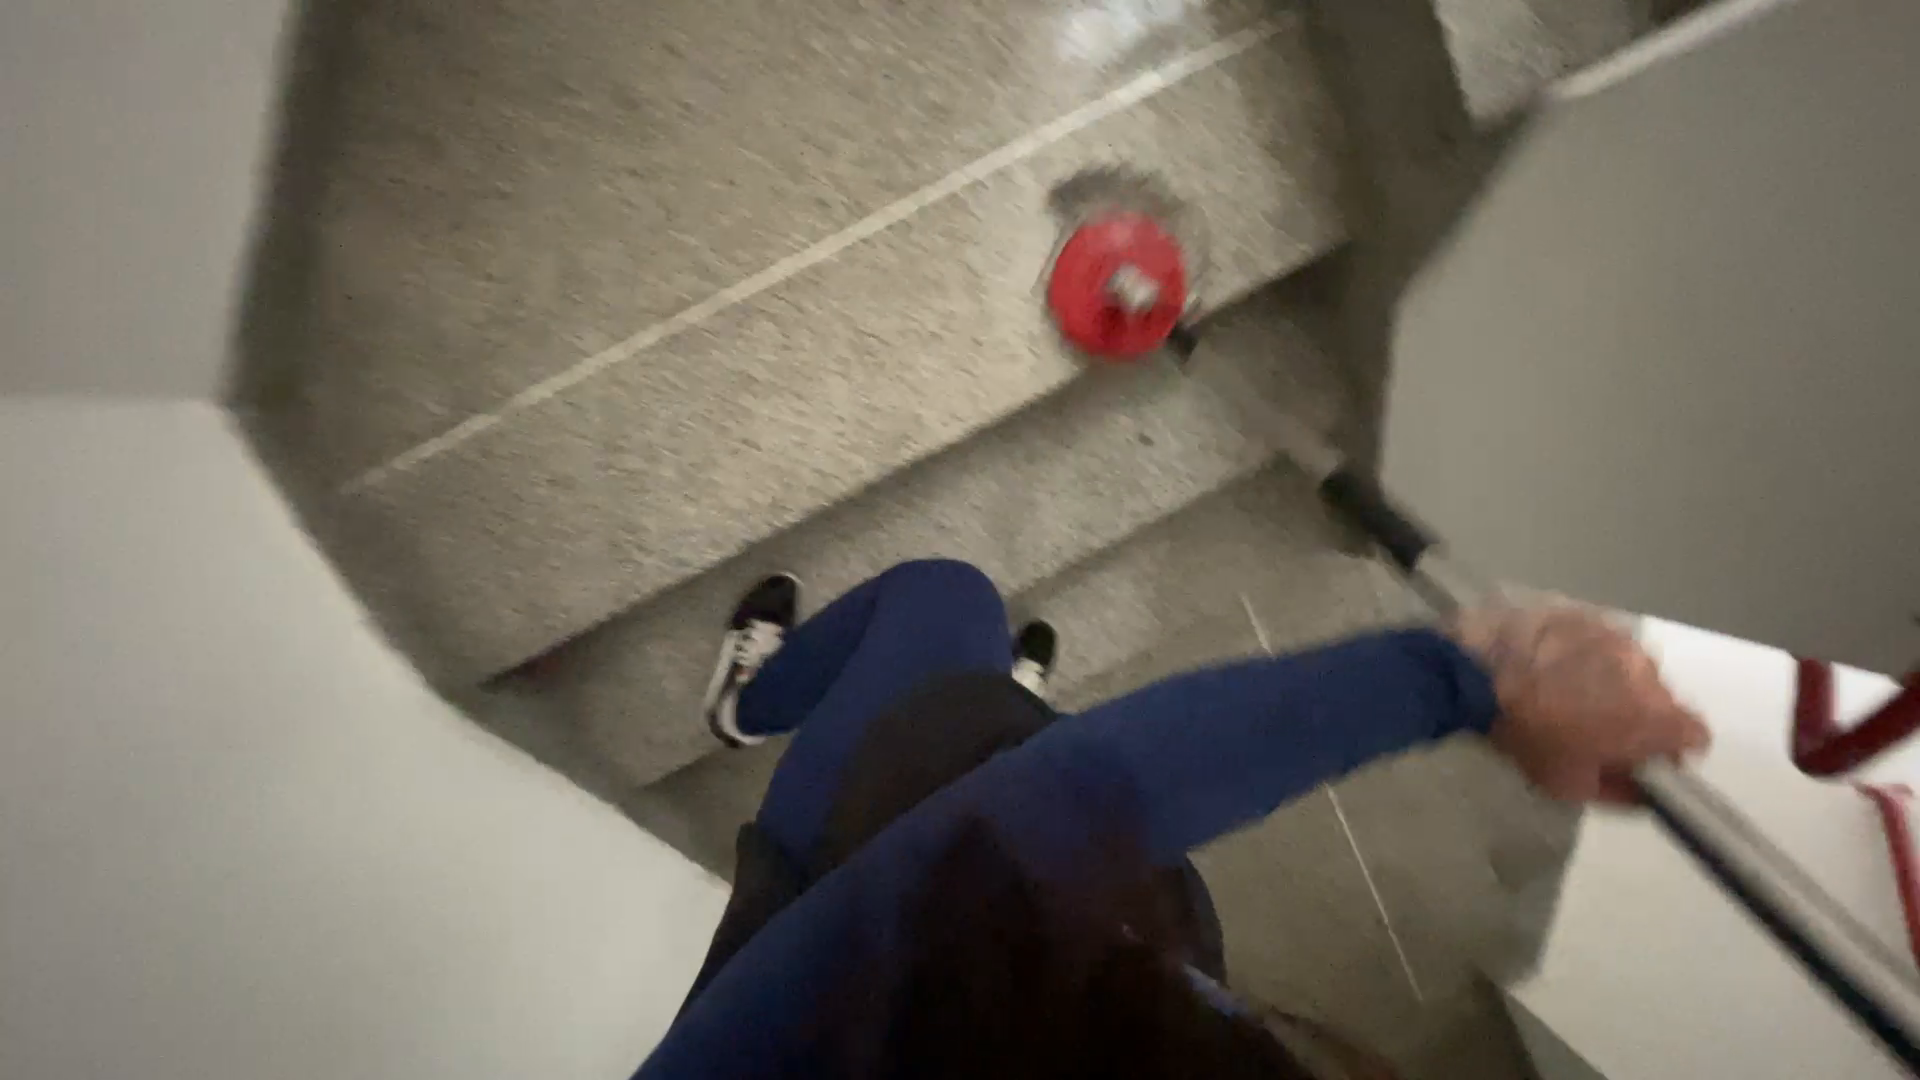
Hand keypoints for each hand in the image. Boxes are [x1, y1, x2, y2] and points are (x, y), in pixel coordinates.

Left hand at [1447, 604, 1710, 803]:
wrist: (1468, 672)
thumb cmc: (1523, 731)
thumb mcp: (1569, 784)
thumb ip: (1622, 792)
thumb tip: (1644, 791)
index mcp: (1659, 714)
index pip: (1693, 736)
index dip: (1666, 748)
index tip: (1636, 751)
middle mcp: (1647, 668)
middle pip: (1656, 695)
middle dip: (1630, 708)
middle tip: (1585, 715)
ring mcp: (1611, 632)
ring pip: (1622, 662)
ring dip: (1602, 673)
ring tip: (1557, 682)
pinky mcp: (1575, 610)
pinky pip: (1588, 635)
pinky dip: (1573, 647)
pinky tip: (1542, 656)